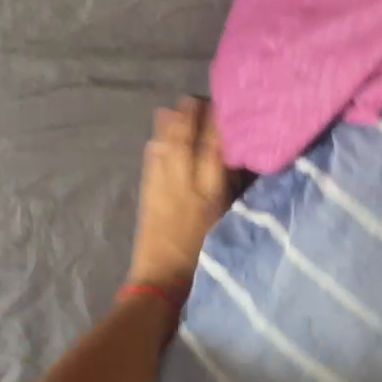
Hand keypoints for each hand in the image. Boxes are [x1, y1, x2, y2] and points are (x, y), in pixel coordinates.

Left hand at [127, 97, 234, 295]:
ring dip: (170, 126)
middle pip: (187, 140)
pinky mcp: (146, 196)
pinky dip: (155, 147)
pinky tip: (158, 137)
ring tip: (176, 107)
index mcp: (210, 193)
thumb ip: (231, 192)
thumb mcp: (227, 223)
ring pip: (166, 147)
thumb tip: (234, 163)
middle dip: (191, 116)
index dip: (218, 124)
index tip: (223, 105)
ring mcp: (162, 188)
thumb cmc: (205, 259)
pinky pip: (150, 164)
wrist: (162, 282)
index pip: (215, 148)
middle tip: (196, 98)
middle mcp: (185, 184)